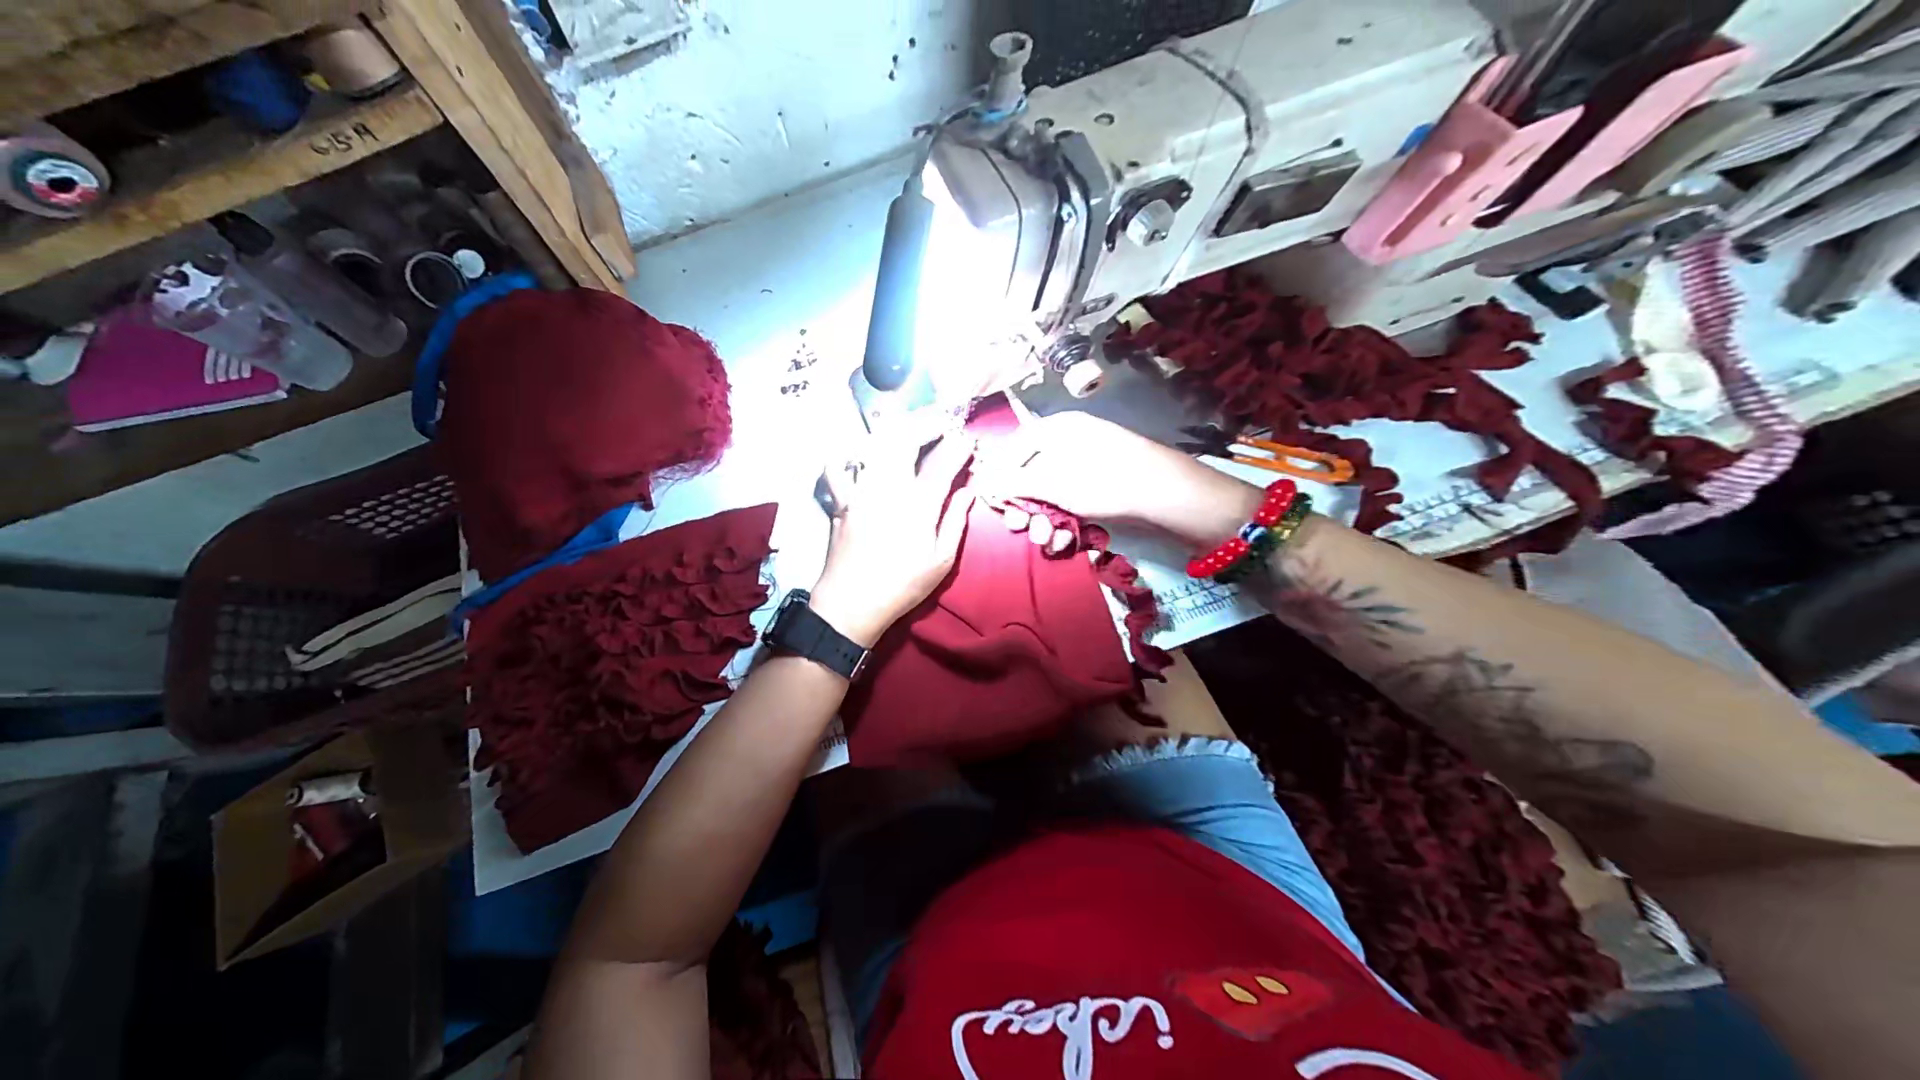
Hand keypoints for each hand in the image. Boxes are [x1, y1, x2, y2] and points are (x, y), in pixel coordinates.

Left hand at [809, 430, 975, 647]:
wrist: (851, 603)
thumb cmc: (902, 586)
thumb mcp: (940, 561)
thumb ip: (955, 521)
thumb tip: (967, 492)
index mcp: (919, 504)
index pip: (942, 461)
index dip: (958, 445)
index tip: (968, 440)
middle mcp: (889, 488)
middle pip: (906, 439)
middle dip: (925, 424)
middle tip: (940, 424)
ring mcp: (861, 491)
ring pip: (874, 446)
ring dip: (894, 433)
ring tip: (907, 433)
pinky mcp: (841, 500)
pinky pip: (839, 469)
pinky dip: (846, 458)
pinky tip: (855, 456)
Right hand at [969, 411, 1261, 551]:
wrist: (1167, 494)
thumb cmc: (1103, 480)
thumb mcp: (1052, 482)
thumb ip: (1013, 482)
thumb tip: (980, 482)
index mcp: (1054, 429)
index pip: (1011, 451)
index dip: (1000, 482)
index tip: (996, 509)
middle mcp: (1068, 441)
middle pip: (1030, 476)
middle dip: (1025, 509)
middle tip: (1025, 529)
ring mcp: (1087, 464)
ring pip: (1051, 495)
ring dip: (1044, 522)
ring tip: (1051, 541)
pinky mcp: (1102, 486)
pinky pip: (1072, 502)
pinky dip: (1066, 522)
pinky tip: (1068, 541)